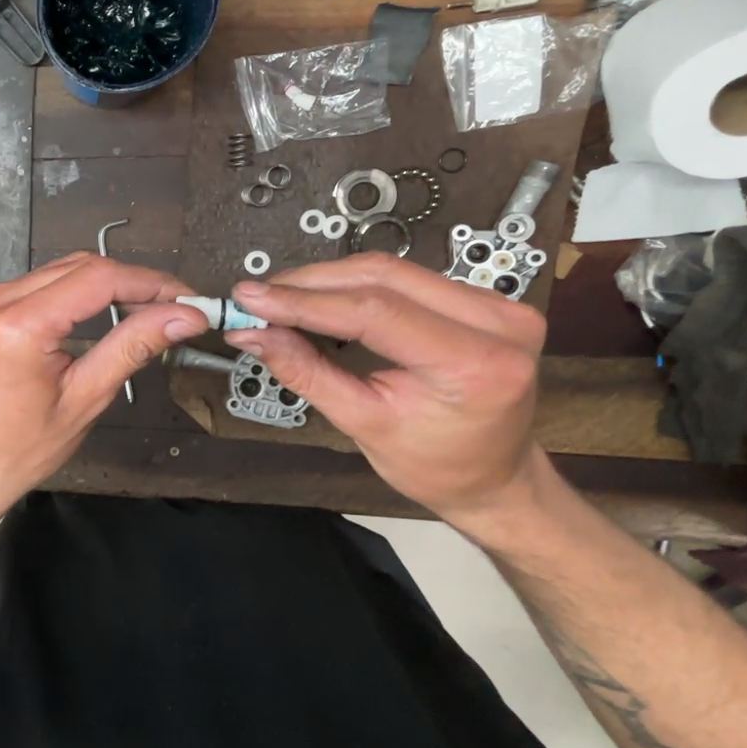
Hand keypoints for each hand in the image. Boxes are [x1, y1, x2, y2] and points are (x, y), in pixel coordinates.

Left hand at [0, 253, 208, 528]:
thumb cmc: (26, 443)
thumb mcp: (88, 396)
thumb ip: (134, 347)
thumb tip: (183, 316)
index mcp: (19, 326)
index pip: (98, 279)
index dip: (150, 284)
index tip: (188, 299)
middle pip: (83, 267)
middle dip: (135, 282)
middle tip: (177, 307)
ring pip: (67, 268)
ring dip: (111, 283)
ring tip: (151, 309)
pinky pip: (48, 281)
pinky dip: (83, 289)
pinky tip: (111, 308)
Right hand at [226, 253, 547, 518]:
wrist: (496, 477)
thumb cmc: (433, 464)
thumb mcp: (362, 423)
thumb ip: (306, 372)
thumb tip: (251, 335)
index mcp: (474, 363)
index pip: (375, 311)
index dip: (304, 301)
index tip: (249, 297)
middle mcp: (497, 321)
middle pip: (383, 277)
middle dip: (310, 283)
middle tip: (256, 296)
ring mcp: (496, 304)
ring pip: (390, 270)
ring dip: (326, 280)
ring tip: (278, 297)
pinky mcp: (483, 299)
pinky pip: (404, 278)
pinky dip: (352, 285)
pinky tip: (317, 298)